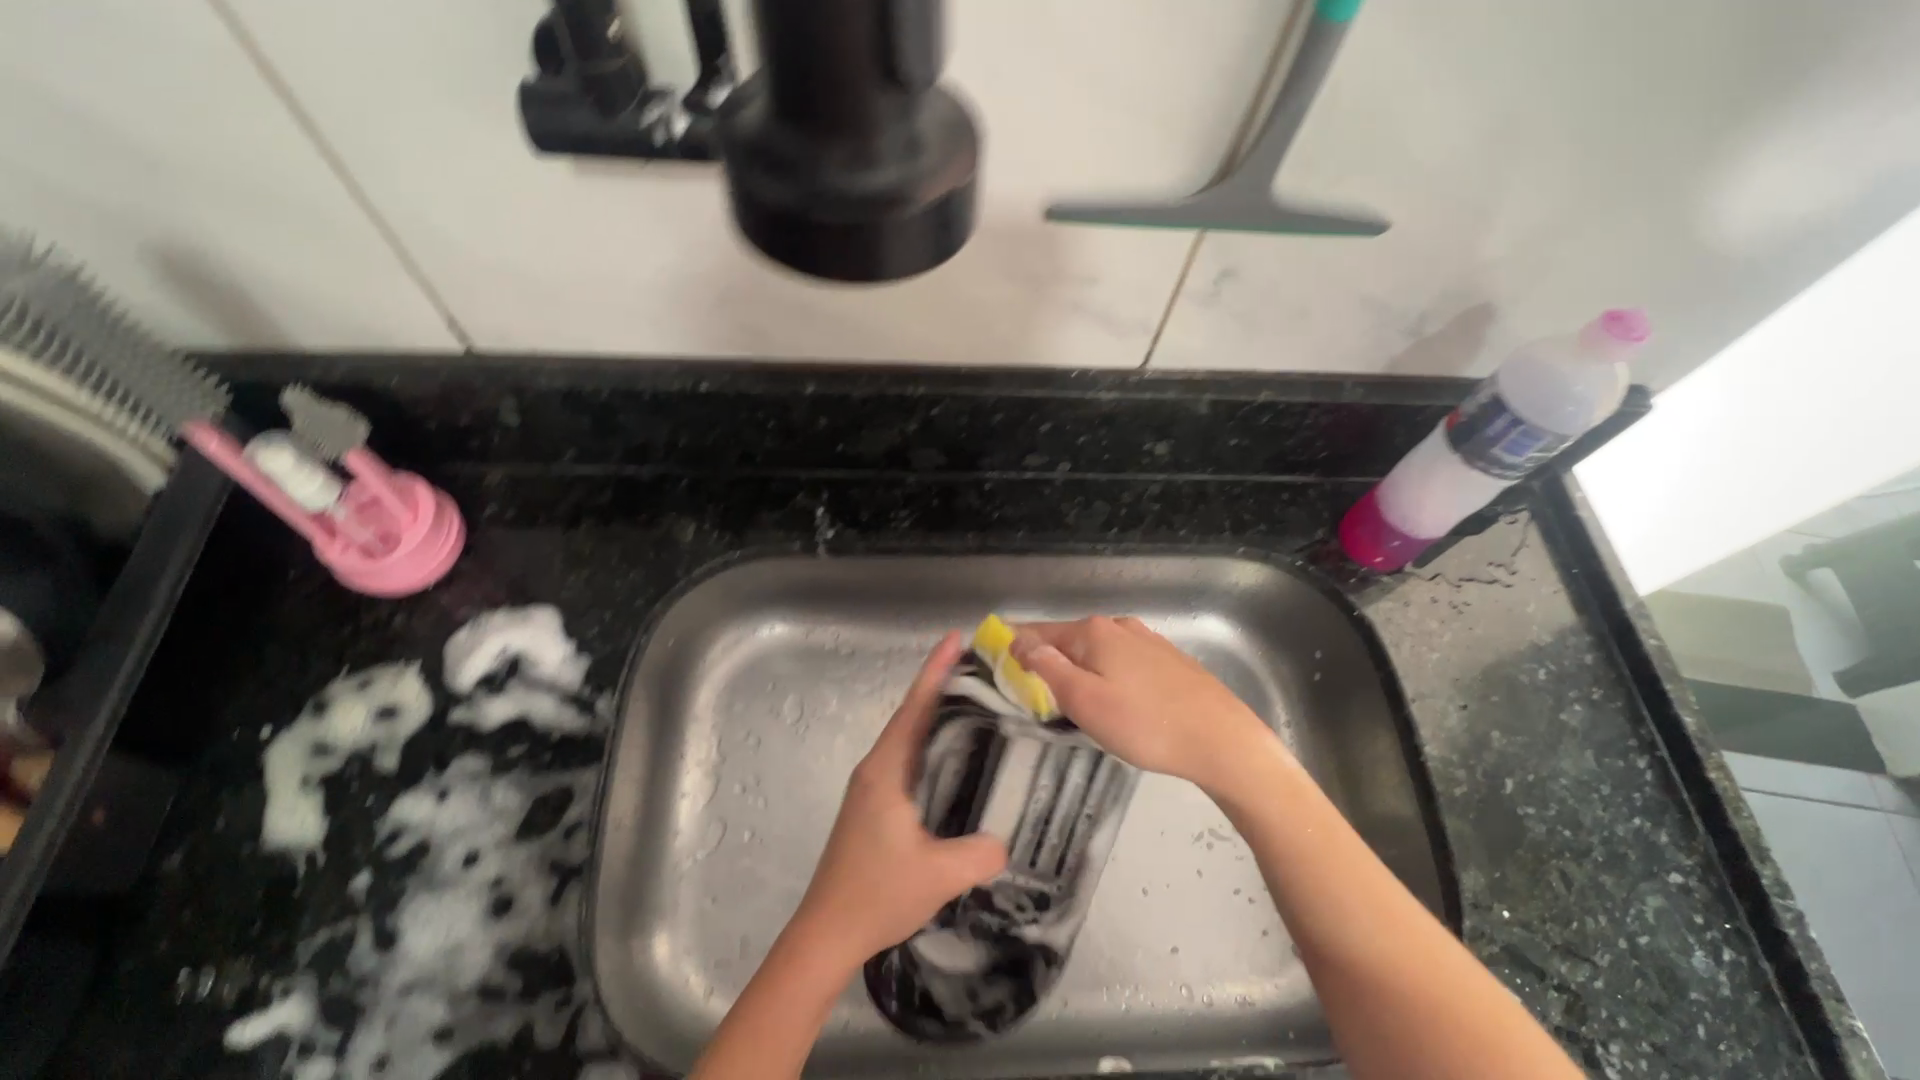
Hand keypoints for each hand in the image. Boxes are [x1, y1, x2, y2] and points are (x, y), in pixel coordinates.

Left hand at [791, 632, 1007, 966]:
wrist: (827, 933)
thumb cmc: (877, 894)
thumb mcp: (940, 875)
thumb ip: (981, 853)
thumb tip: (1003, 841)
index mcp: (886, 771)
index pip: (916, 708)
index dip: (937, 671)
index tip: (958, 638)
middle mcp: (876, 770)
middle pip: (913, 717)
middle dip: (945, 688)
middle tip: (986, 671)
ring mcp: (873, 790)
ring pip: (911, 742)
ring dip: (940, 720)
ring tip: (980, 707)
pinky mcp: (875, 809)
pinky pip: (910, 765)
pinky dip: (934, 750)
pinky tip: (959, 763)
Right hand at [1010, 617, 1289, 797]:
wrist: (1222, 741)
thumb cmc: (1145, 725)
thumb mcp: (1084, 701)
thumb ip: (1048, 669)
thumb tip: (1020, 642)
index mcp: (1093, 632)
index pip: (1036, 632)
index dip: (1012, 649)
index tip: (994, 670)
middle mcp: (1119, 627)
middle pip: (1067, 640)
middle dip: (1045, 662)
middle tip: (1033, 699)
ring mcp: (1148, 642)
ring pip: (1096, 652)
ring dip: (1076, 670)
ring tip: (1071, 704)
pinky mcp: (1169, 661)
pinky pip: (1121, 662)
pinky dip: (1105, 676)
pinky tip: (1113, 702)